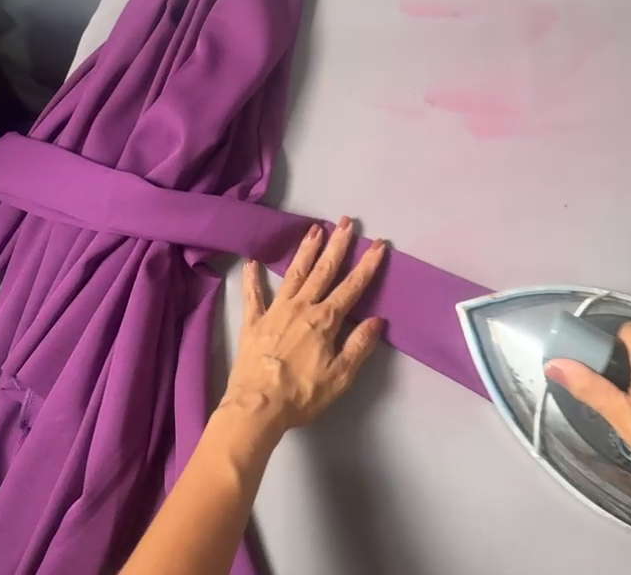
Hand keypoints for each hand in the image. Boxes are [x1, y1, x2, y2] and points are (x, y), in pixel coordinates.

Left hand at [218, 217, 389, 435]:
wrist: (255, 409)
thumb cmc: (301, 395)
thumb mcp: (340, 376)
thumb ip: (359, 345)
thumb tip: (377, 320)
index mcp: (325, 320)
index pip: (352, 287)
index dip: (367, 265)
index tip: (378, 244)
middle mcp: (301, 307)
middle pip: (323, 270)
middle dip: (337, 245)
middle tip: (345, 221)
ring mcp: (275, 312)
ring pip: (294, 274)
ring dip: (306, 250)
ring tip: (314, 229)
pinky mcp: (253, 323)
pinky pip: (253, 296)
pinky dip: (253, 278)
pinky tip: (252, 261)